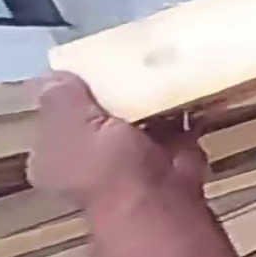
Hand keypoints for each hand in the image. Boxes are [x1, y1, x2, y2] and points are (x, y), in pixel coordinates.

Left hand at [30, 73, 206, 212]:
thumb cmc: (106, 164)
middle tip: (142, 61)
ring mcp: (138, 152)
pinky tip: (202, 87)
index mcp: (59, 150)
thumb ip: (64, 101)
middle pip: (108, 113)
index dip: (77, 90)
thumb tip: (54, 74)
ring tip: (175, 67)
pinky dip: (194, 107)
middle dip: (125, 91)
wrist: (158, 195)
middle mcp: (96, 152)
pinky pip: (184, 121)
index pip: (63, 114)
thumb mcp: (73, 128)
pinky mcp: (177, 148)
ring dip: (162, 97)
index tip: (97, 66)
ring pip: (149, 116)